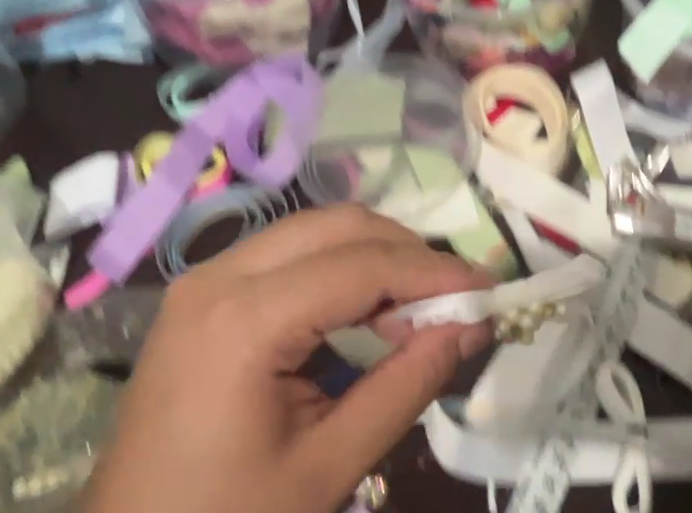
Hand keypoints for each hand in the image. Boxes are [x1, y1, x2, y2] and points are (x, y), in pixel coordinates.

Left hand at [83, 205, 492, 512]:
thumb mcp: (327, 465)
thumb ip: (405, 387)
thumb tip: (472, 327)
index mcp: (243, 320)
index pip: (363, 265)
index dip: (434, 271)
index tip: (490, 289)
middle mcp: (218, 276)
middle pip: (339, 225)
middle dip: (407, 252)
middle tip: (456, 299)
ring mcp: (204, 279)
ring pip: (314, 230)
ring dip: (375, 256)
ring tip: (418, 309)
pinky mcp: (202, 293)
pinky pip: (287, 254)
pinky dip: (339, 268)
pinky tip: (365, 312)